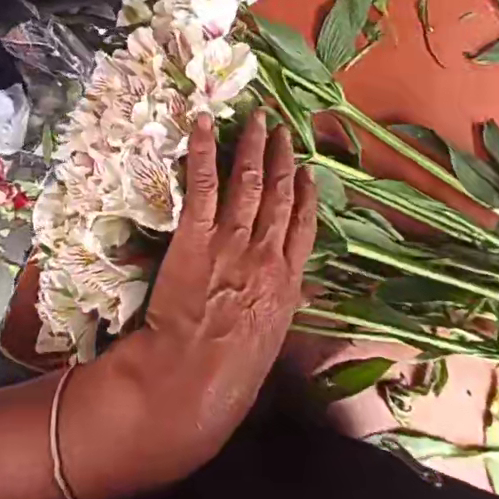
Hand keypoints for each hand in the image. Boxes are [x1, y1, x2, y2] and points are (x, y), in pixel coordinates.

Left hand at [140, 109, 316, 437]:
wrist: (192, 380)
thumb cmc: (231, 373)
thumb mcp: (271, 343)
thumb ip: (282, 308)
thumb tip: (293, 293)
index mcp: (287, 282)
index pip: (303, 226)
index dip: (306, 194)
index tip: (306, 171)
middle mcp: (265, 253)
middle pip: (279, 195)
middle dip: (281, 157)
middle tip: (282, 129)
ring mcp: (231, 240)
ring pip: (248, 181)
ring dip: (251, 145)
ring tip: (256, 118)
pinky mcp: (196, 234)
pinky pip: (203, 183)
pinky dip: (204, 150)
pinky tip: (204, 124)